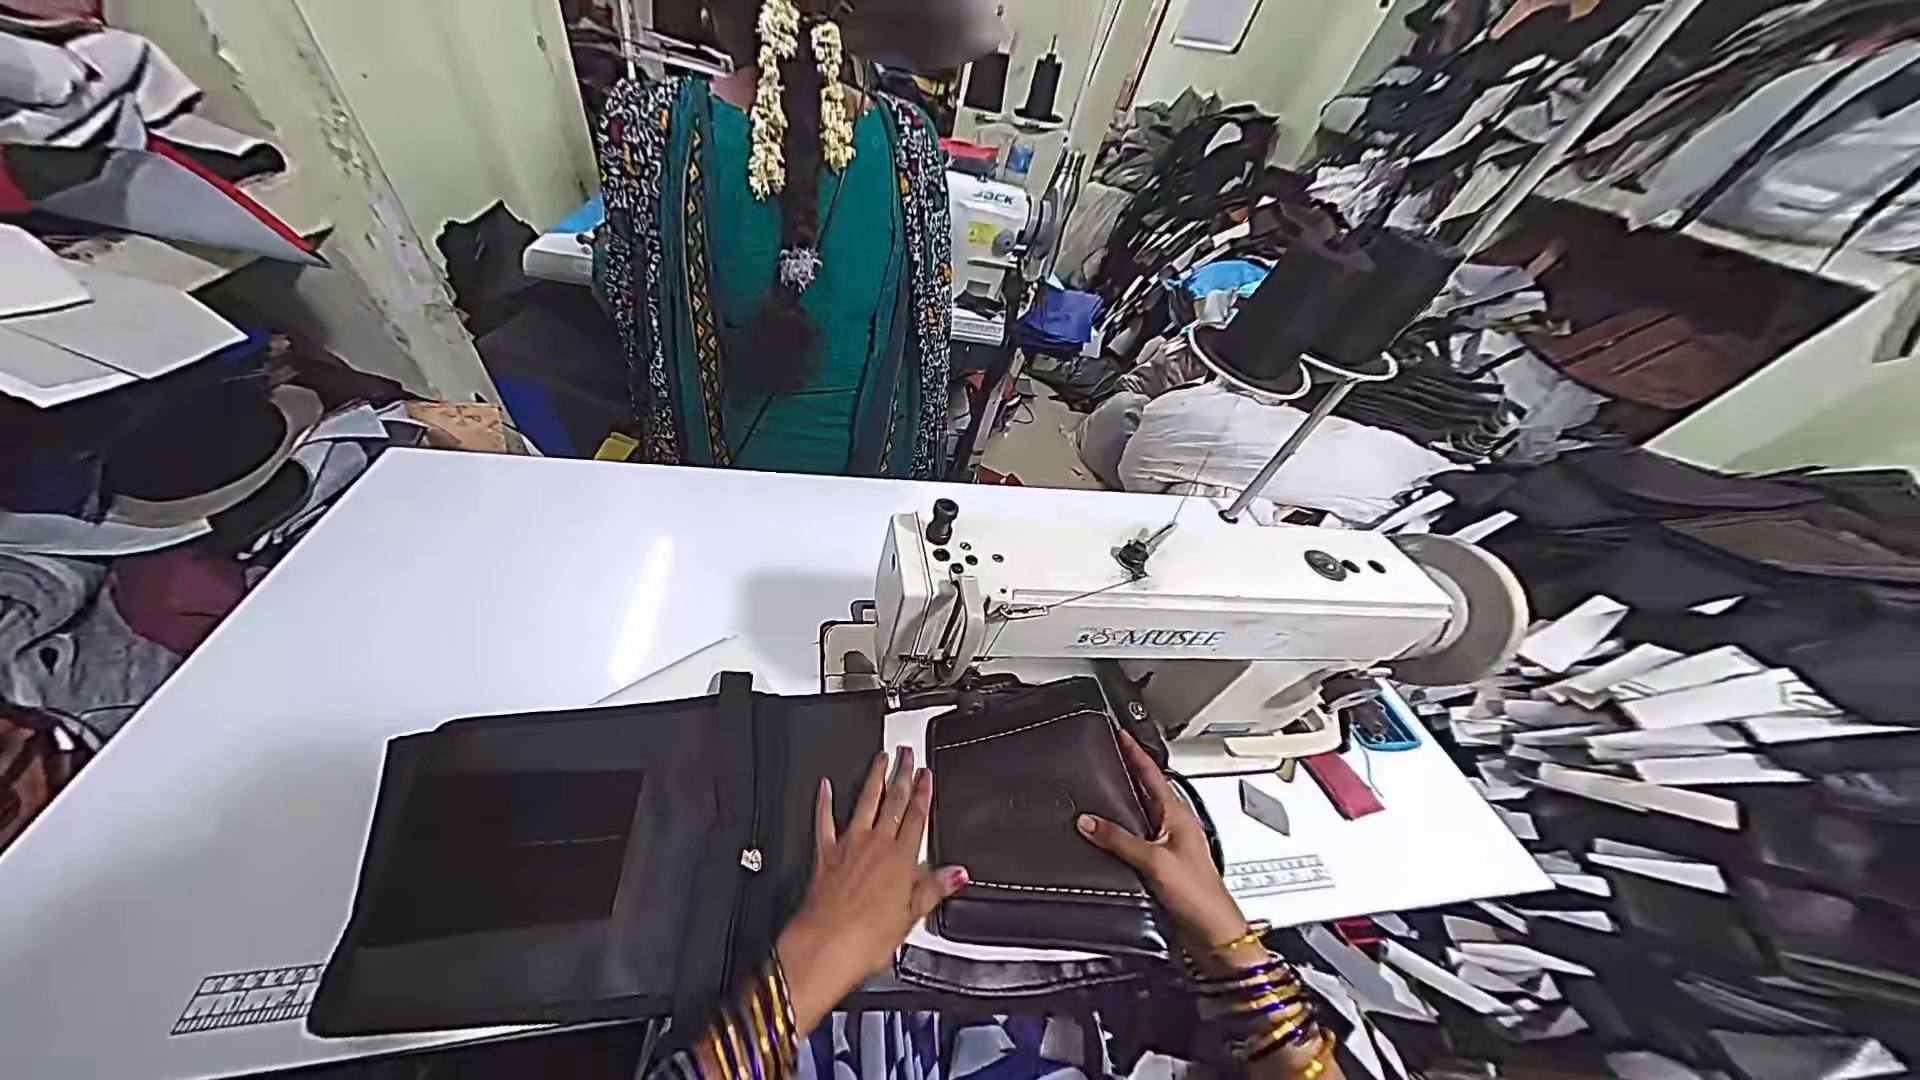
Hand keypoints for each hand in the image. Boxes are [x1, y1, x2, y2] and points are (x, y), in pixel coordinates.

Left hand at [776, 748, 967, 1029]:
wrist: (824, 948)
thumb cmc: (866, 939)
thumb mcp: (911, 917)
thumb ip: (935, 889)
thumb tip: (959, 873)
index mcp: (900, 859)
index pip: (916, 816)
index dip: (923, 792)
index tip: (926, 772)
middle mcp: (876, 844)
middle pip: (894, 801)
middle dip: (903, 774)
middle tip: (907, 752)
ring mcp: (850, 844)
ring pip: (866, 801)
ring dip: (875, 778)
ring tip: (881, 758)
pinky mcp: (826, 853)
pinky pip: (825, 820)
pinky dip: (824, 802)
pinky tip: (825, 785)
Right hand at [1077, 729, 1251, 964]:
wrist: (1216, 937)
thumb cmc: (1200, 897)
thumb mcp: (1154, 861)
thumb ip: (1119, 840)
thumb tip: (1089, 821)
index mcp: (1178, 814)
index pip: (1152, 773)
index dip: (1135, 752)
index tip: (1121, 734)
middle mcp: (1176, 826)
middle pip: (1148, 789)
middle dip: (1130, 771)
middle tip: (1111, 754)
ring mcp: (1171, 845)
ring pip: (1144, 813)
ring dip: (1127, 800)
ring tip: (1107, 786)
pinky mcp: (1165, 865)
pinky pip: (1140, 837)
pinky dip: (1125, 829)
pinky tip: (1113, 834)